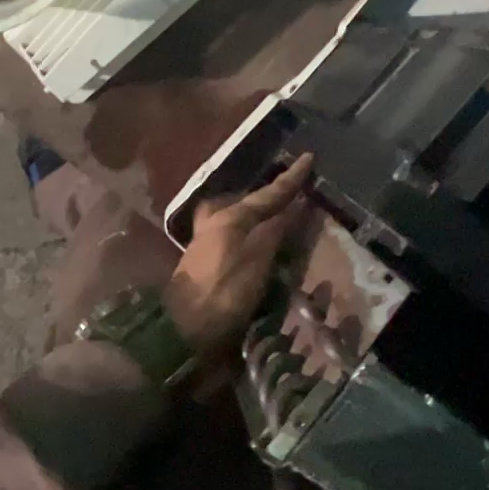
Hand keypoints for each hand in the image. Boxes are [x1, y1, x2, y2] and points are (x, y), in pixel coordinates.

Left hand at [163, 154, 314, 355]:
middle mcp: (215, 225)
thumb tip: (293, 206)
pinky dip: (248, 231)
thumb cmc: (222, 292)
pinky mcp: (204, 265)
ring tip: (275, 215)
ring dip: (255, 213)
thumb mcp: (256, 259)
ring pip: (235, 217)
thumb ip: (274, 231)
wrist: (180, 331)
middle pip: (244, 202)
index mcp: (230, 219)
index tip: (308, 157)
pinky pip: (232, 235)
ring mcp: (205, 244)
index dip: (291, 179)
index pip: (268, 195)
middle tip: (287, 190)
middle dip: (266, 194)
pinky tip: (255, 241)